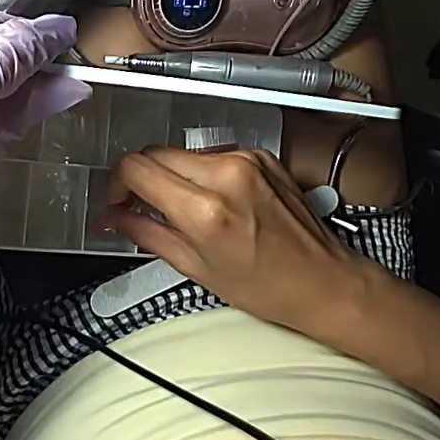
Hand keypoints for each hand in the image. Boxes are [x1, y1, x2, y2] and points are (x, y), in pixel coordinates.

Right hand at [100, 145, 379, 337]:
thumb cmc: (268, 287)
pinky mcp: (261, 155)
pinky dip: (201, 173)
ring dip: (171, 175)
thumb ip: (147, 234)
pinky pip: (213, 155)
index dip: (117, 184)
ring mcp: (247, 160)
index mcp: (206, 210)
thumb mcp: (197, 268)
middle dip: (141, 178)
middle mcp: (227, 174)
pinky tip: (212, 200)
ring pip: (183, 152)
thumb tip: (115, 218)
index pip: (137, 169)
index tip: (118, 202)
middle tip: (139, 205)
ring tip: (181, 208)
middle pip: (155, 154)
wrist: (324, 281)